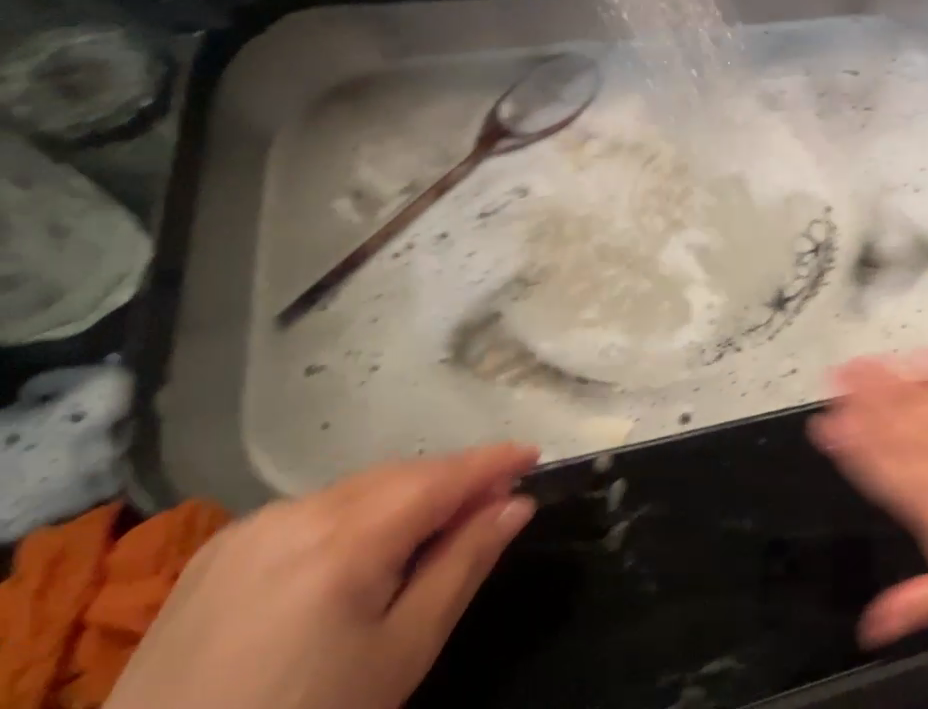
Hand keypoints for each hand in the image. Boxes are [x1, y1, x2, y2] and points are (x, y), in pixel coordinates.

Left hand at [106, 444, 538, 708]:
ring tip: (439, 524)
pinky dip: (355, 514)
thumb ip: (463, 566)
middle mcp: (294, 514)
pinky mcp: (215, 555)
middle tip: (498, 499)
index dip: (492, 462)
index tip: (535, 455)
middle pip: (397, 477)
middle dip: (452, 479)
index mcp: (345, 538)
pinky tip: (366, 548)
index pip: (440, 477)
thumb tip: (516, 506)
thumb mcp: (404, 650)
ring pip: (353, 491)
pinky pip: (308, 513)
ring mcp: (247, 531)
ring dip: (405, 496)